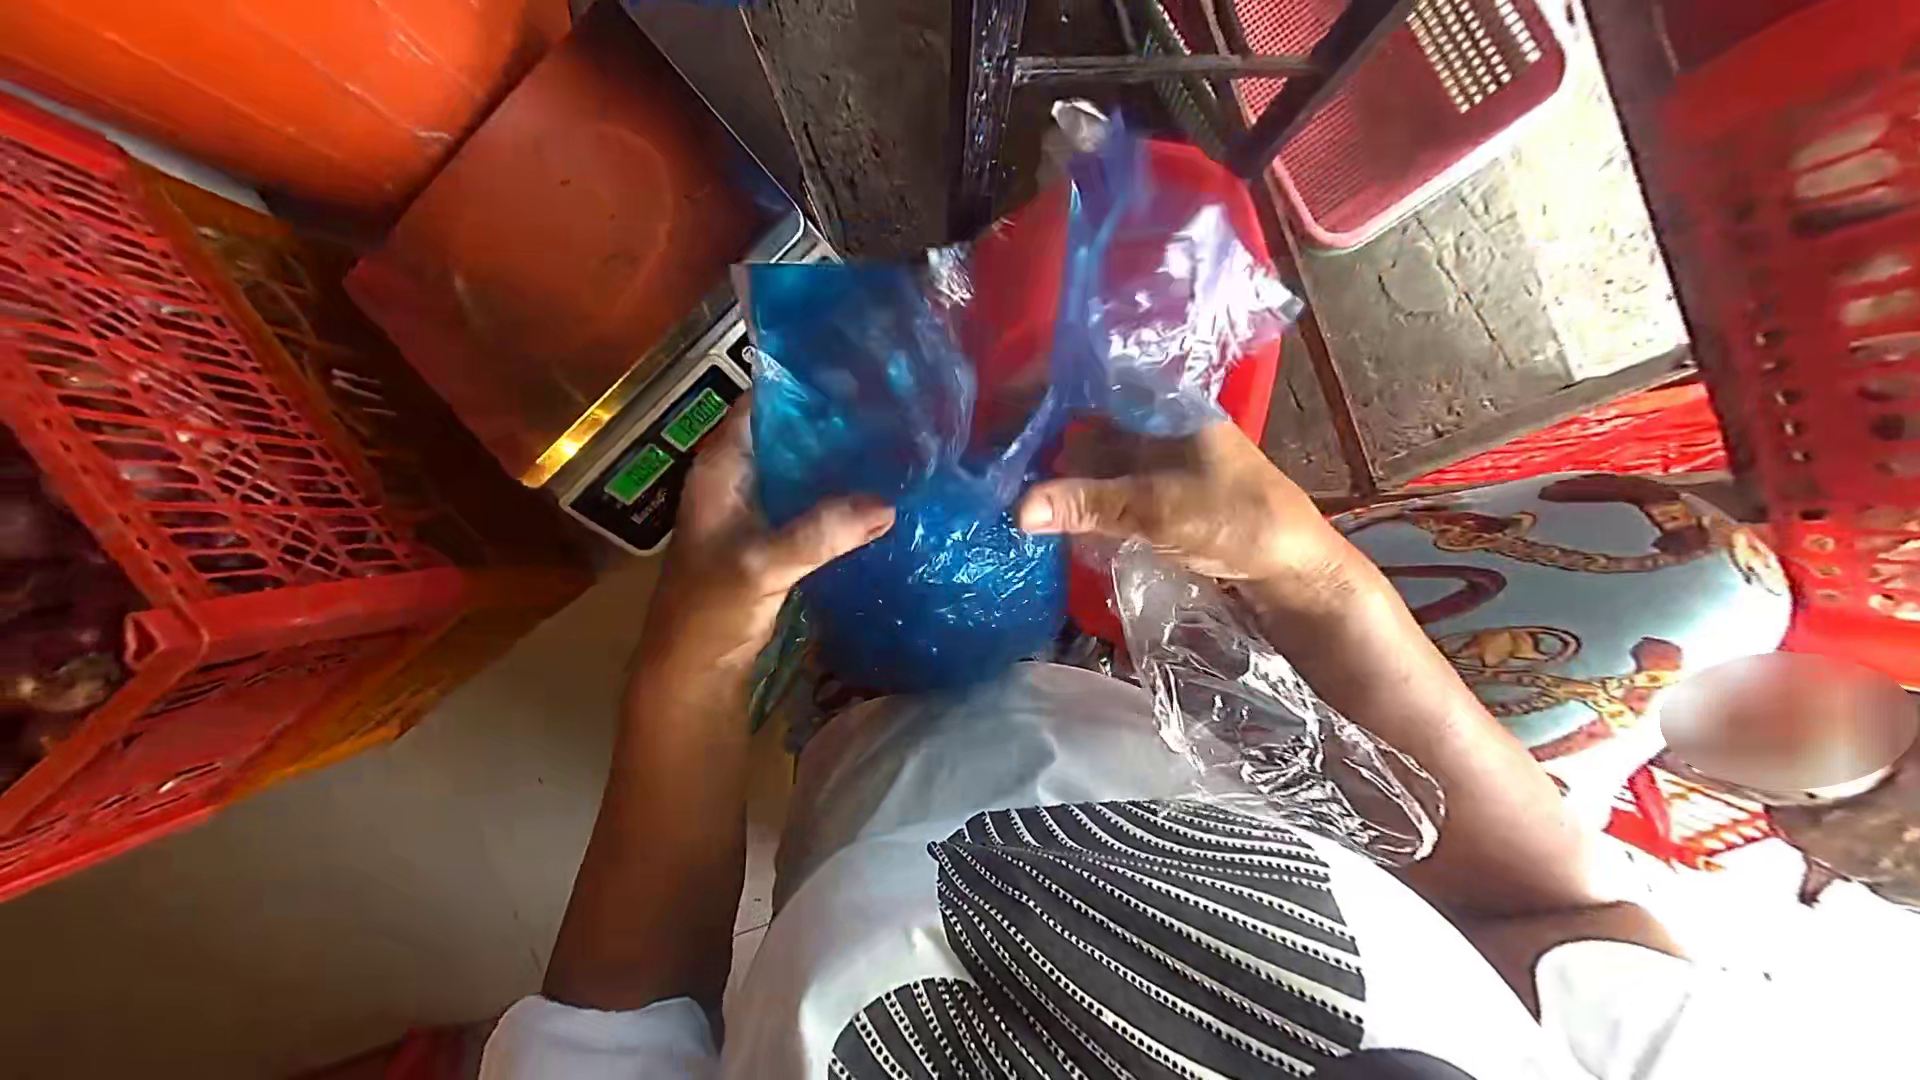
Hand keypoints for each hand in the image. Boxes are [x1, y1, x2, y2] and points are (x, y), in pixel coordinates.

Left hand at [638, 404, 894, 674]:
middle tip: (890, 410)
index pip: (762, 404)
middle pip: (790, 434)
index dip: (803, 386)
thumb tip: (887, 505)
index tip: (856, 375)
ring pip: (806, 470)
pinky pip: (815, 505)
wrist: (696, 667)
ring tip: (895, 445)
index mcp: (721, 467)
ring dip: (842, 462)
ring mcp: (761, 509)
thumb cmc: (709, 610)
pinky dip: (842, 499)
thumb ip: (820, 533)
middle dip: (835, 423)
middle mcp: (740, 478)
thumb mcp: (761, 564)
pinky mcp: (778, 537)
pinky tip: (879, 494)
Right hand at [1016, 420, 1350, 598]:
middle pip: (1075, 418)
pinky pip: (1094, 486)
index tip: (994, 417)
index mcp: (1157, 403)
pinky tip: (1037, 509)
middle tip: (985, 460)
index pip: (1084, 379)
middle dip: (1031, 436)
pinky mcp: (1144, 492)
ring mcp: (1145, 459)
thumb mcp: (1157, 509)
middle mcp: (1146, 423)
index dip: (1036, 391)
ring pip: (1081, 456)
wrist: (1288, 565)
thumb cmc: (1236, 519)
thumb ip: (1088, 504)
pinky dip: (1066, 496)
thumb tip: (1017, 510)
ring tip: (999, 485)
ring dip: (1045, 471)